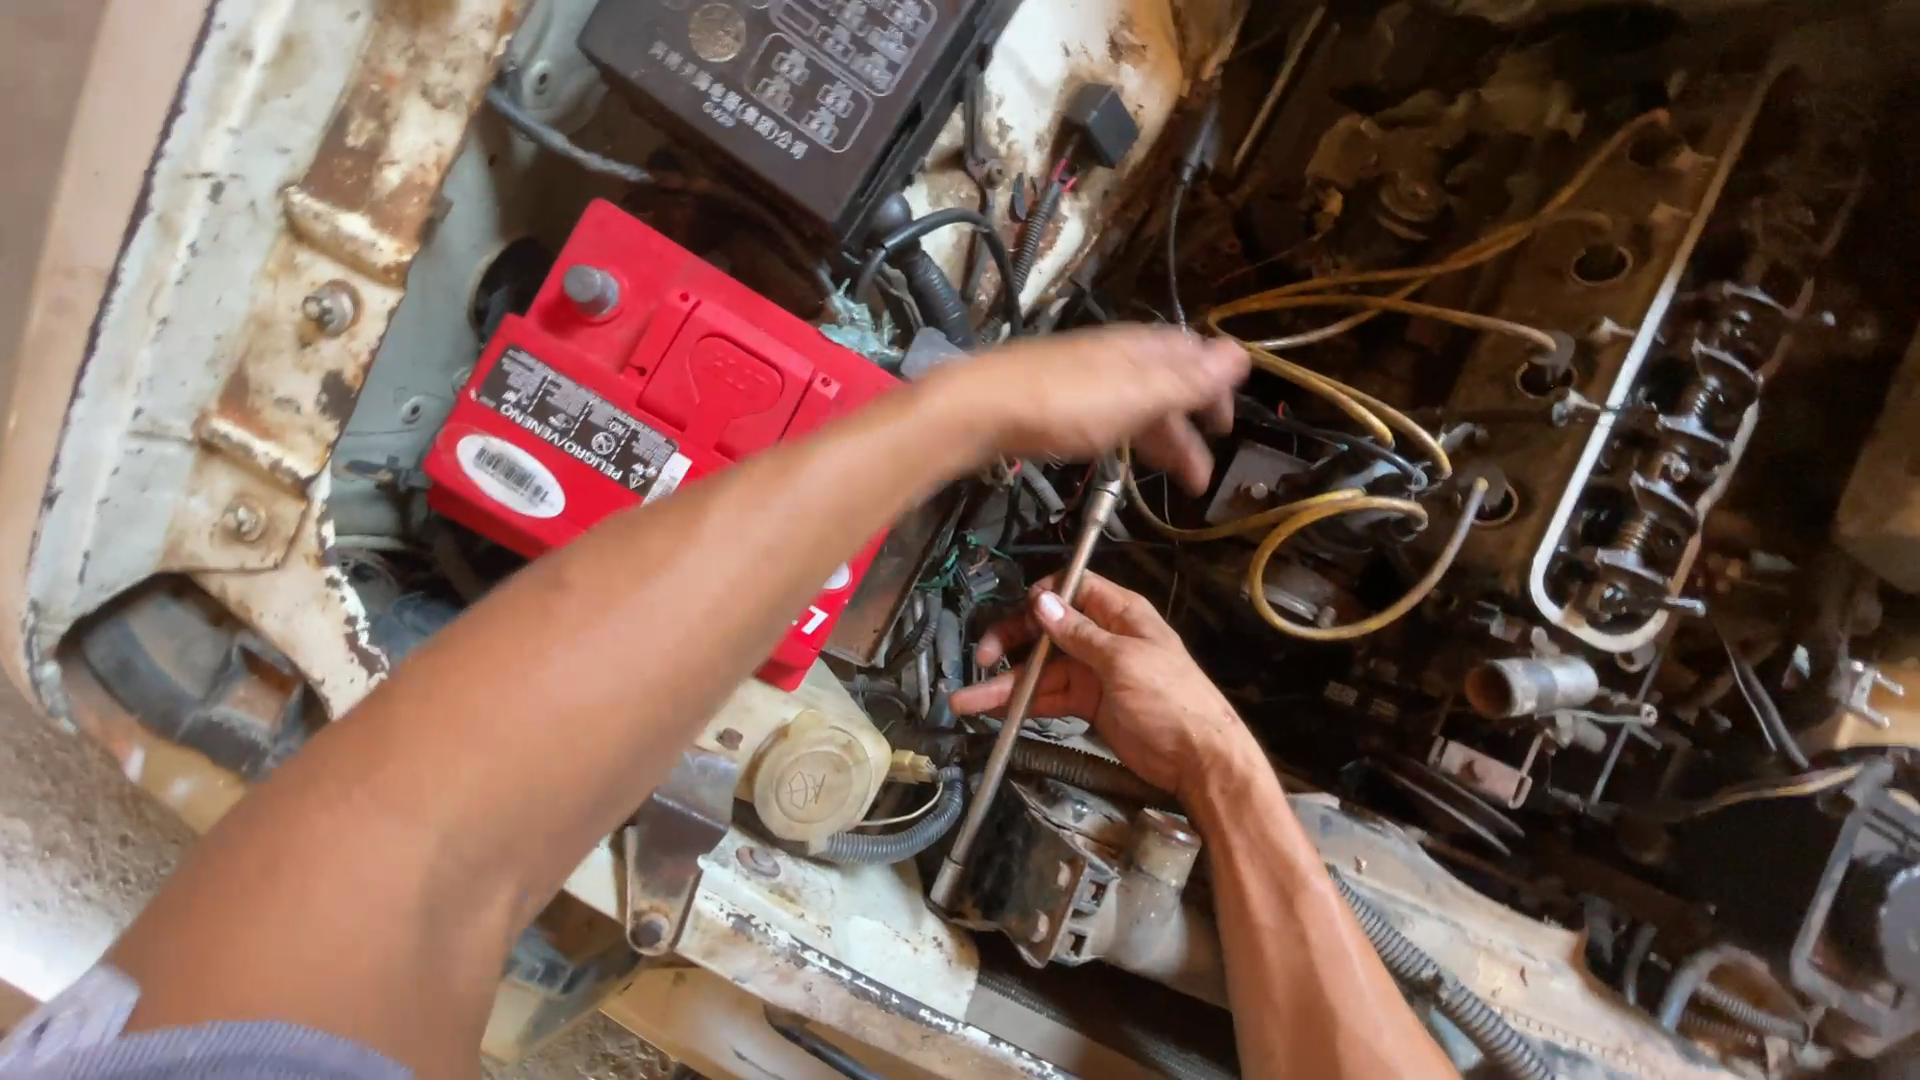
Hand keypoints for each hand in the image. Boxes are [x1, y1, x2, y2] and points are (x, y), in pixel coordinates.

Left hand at [922, 326, 1246, 493]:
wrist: (983, 408)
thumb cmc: (1064, 404)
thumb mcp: (1136, 394)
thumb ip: (1186, 380)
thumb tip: (1240, 355)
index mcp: (1141, 351)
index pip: (1193, 360)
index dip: (1215, 391)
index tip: (1226, 426)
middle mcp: (1116, 359)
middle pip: (1164, 390)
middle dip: (1188, 430)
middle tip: (1200, 473)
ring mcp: (1084, 379)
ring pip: (1135, 407)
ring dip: (1159, 441)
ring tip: (1173, 480)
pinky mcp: (1057, 401)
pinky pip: (1107, 417)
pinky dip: (1127, 437)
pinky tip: (1122, 453)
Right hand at [947, 572, 1250, 802]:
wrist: (1198, 759)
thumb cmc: (1170, 698)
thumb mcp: (1125, 660)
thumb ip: (1079, 633)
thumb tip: (1042, 601)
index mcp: (1119, 614)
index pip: (1073, 588)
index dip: (1043, 597)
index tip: (1019, 613)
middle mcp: (1100, 637)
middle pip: (1047, 630)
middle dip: (1012, 642)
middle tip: (982, 657)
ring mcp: (1091, 672)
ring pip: (1040, 670)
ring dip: (1005, 684)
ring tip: (965, 699)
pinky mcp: (1085, 703)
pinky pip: (1048, 698)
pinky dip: (1022, 705)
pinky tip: (992, 711)